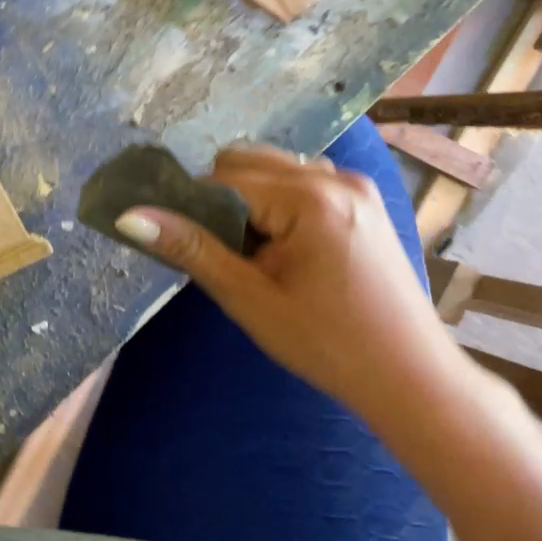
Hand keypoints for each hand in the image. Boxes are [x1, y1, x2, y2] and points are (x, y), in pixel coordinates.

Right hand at [114, 143, 465, 419]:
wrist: (413, 379)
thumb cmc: (327, 343)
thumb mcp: (248, 297)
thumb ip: (190, 248)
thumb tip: (129, 215)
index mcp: (310, 199)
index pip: (221, 179)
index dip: (190, 207)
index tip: (179, 242)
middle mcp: (336, 179)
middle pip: (244, 160)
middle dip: (218, 198)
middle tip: (221, 252)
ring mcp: (356, 187)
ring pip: (270, 168)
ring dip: (247, 198)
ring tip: (252, 252)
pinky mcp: (364, 202)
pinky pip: (299, 181)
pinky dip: (275, 201)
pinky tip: (279, 246)